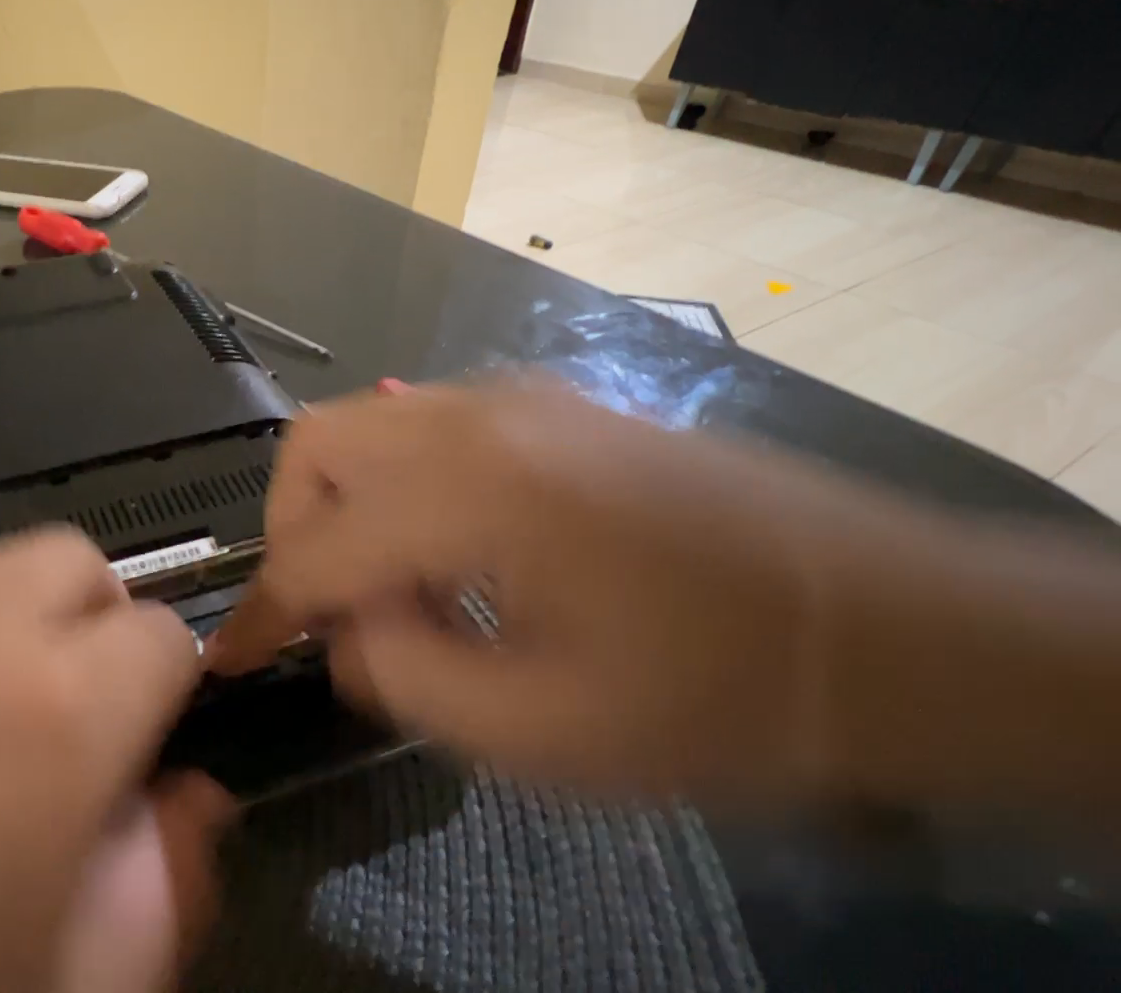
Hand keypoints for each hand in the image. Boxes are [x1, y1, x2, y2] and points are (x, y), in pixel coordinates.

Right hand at [215, 380, 843, 802]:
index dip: (263, 614)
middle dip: (295, 533)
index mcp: (473, 491)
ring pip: (370, 428)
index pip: (315, 549)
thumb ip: (407, 678)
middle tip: (331, 615)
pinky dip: (403, 490)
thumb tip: (348, 636)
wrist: (894, 625)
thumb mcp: (544, 729)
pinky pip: (430, 431)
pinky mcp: (554, 406)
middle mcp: (481, 416)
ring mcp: (522, 399)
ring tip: (407, 598)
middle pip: (318, 446)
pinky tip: (461, 562)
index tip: (234, 659)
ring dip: (352, 510)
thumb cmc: (723, 693)